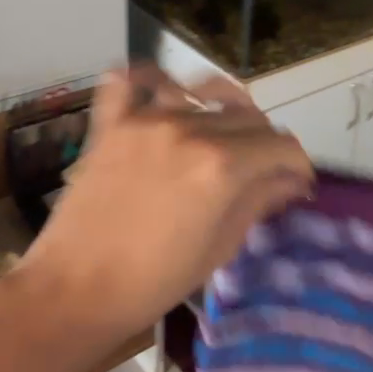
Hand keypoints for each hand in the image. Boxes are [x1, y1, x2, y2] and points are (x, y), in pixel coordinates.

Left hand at [24, 66, 313, 333]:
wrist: (75, 291)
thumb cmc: (156, 281)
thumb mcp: (221, 246)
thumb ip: (259, 201)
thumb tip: (291, 181)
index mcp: (223, 165)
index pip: (282, 145)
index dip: (297, 164)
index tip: (296, 181)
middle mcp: (190, 130)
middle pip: (249, 117)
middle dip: (266, 143)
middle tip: (262, 170)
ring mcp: (146, 121)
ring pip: (204, 95)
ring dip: (223, 110)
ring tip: (223, 132)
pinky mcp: (111, 124)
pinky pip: (130, 82)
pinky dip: (149, 80)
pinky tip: (162, 92)